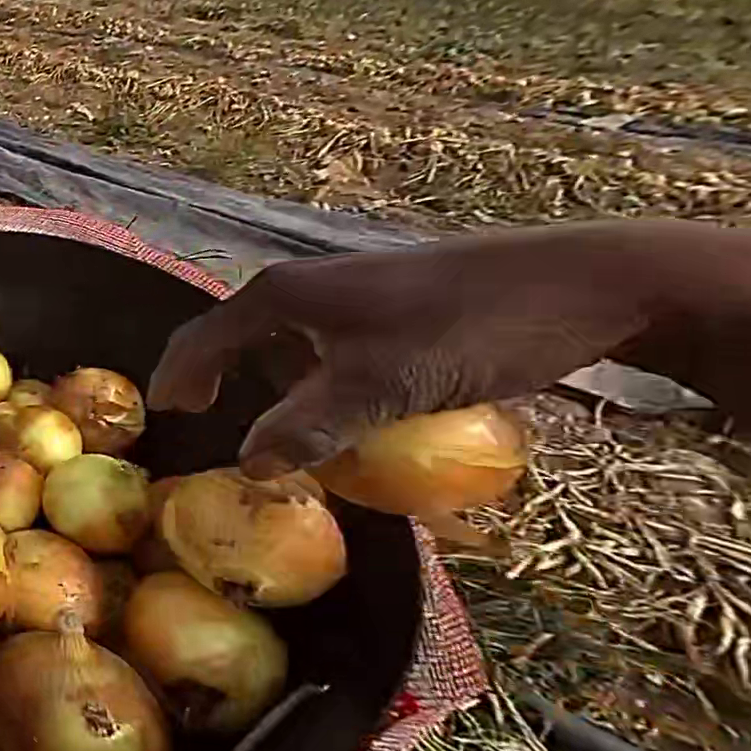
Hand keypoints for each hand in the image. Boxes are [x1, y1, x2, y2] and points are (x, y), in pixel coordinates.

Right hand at [148, 223, 676, 477]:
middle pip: (229, 334)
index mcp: (278, 296)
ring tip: (262, 416)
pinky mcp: (373, 303)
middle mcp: (296, 288)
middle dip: (209, 375)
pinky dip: (299, 373)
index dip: (175, 377)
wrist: (587, 282)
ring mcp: (337, 292)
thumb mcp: (378, 387)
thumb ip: (306, 428)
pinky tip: (325, 398)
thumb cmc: (463, 328)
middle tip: (200, 413)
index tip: (163, 412)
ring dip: (257, 377)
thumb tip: (248, 469)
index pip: (201, 338)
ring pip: (271, 338)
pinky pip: (310, 341)